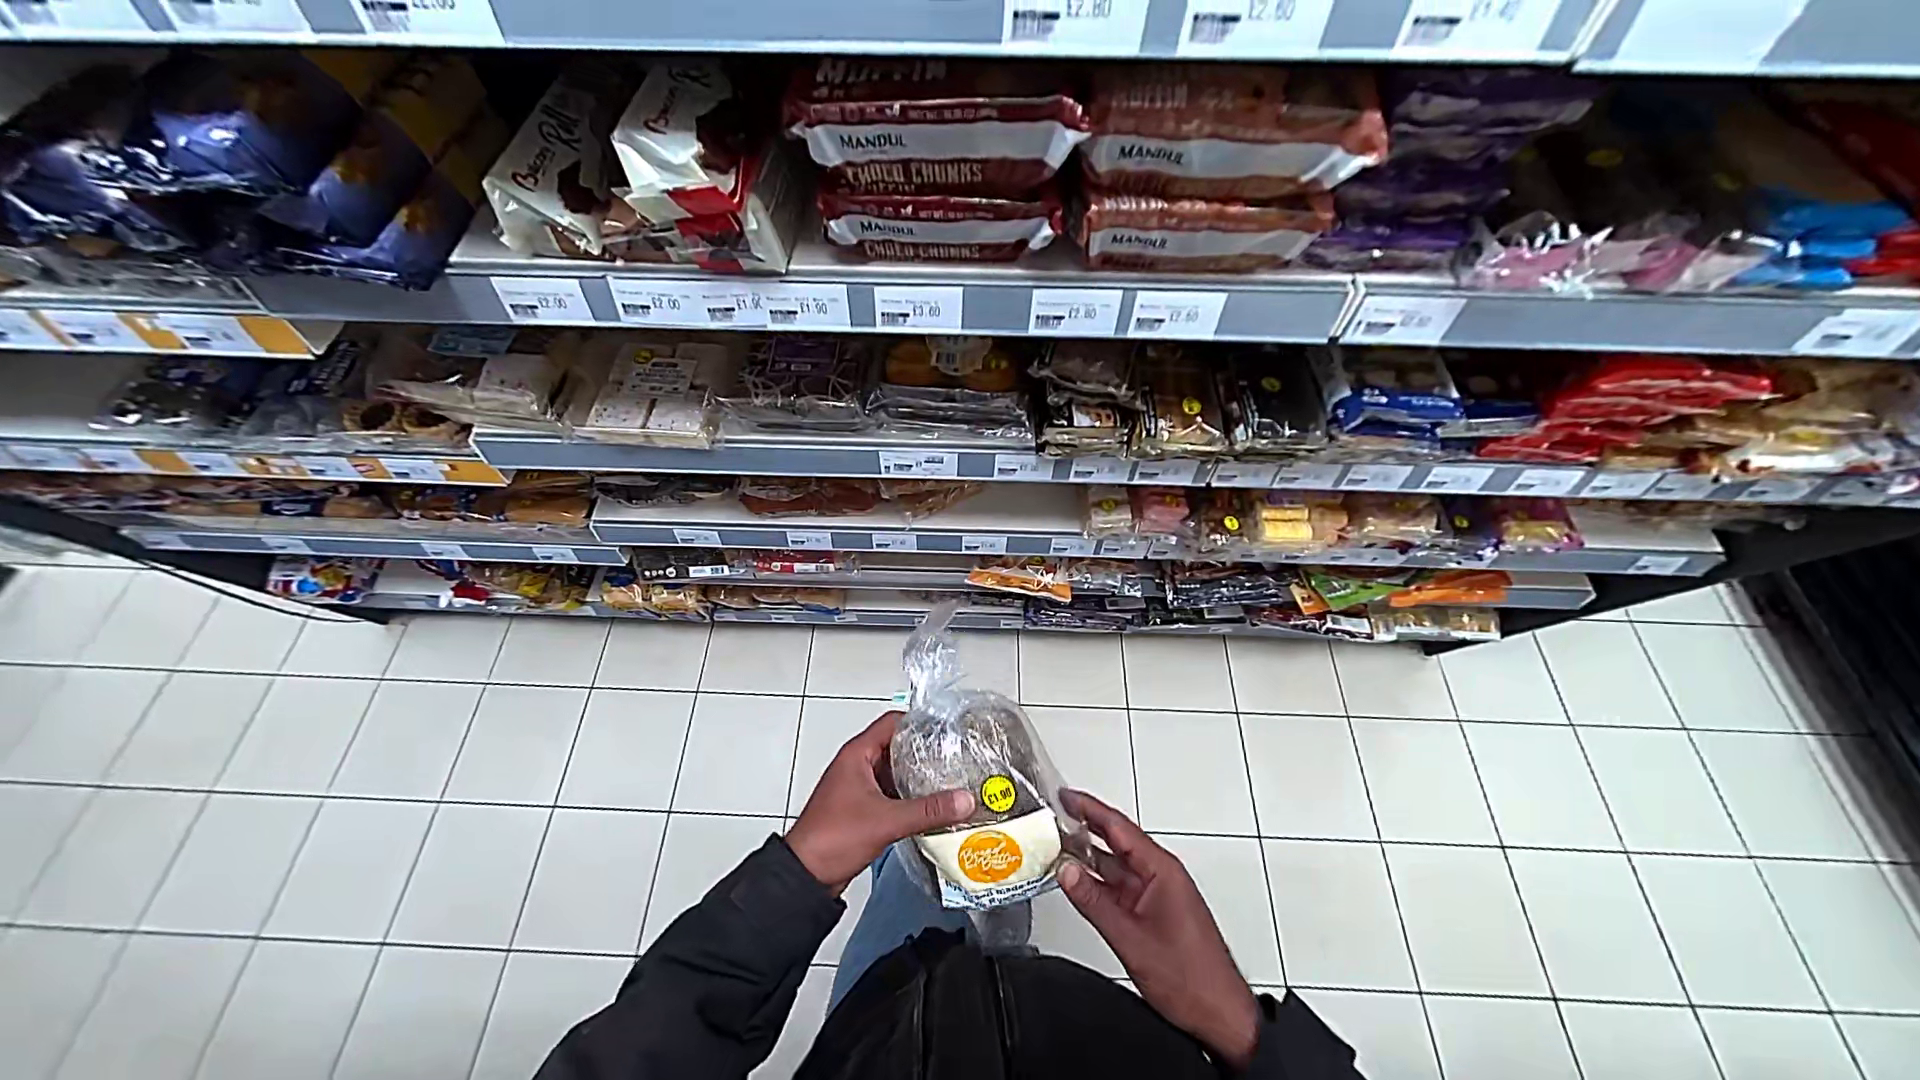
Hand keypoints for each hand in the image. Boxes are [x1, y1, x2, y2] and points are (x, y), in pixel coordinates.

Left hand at [786, 711, 974, 895]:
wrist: (805, 876)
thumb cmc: (830, 838)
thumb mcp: (886, 820)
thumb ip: (928, 811)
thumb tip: (963, 800)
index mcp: (858, 754)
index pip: (893, 722)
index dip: (919, 722)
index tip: (946, 728)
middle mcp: (858, 765)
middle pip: (897, 746)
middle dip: (925, 751)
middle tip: (954, 756)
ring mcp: (860, 786)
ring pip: (895, 771)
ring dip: (918, 776)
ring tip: (949, 779)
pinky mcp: (863, 808)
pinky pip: (892, 793)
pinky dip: (910, 796)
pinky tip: (931, 806)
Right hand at [1056, 789, 1259, 1070]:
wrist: (1220, 1016)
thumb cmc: (1193, 979)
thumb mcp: (1131, 938)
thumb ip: (1093, 902)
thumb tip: (1066, 871)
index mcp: (1161, 870)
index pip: (1118, 826)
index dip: (1088, 808)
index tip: (1066, 796)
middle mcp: (1160, 875)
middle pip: (1116, 839)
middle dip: (1084, 824)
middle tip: (1055, 812)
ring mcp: (1157, 892)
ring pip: (1115, 863)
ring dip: (1087, 854)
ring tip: (1058, 843)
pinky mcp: (1153, 909)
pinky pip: (1119, 884)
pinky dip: (1096, 878)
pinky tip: (1077, 880)